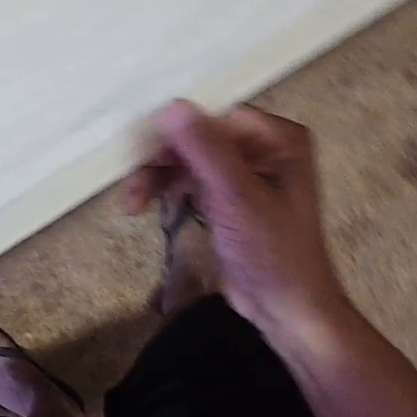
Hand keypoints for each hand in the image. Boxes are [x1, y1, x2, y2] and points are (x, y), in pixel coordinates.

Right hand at [121, 99, 351, 340]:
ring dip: (157, 176)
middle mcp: (262, 147)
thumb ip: (204, 149)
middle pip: (197, 136)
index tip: (142, 149)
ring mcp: (243, 172)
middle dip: (162, 159)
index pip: (215, 116)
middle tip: (132, 184)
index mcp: (277, 138)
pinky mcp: (226, 196)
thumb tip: (170, 106)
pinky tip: (143, 205)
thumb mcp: (236, 197)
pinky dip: (166, 189)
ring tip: (131, 202)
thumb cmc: (272, 252)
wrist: (284, 310)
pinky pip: (189, 179)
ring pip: (187, 158)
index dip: (177, 131)